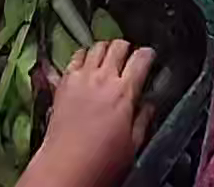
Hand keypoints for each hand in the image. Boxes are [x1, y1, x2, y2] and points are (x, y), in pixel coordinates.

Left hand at [21, 40, 155, 186]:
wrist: (66, 168)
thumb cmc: (102, 163)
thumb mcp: (132, 147)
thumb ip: (143, 120)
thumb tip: (149, 104)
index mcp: (123, 93)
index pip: (140, 60)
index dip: (147, 54)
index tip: (149, 55)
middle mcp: (103, 78)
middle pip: (117, 46)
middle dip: (126, 47)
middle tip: (129, 55)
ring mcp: (81, 76)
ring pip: (96, 47)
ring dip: (105, 49)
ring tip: (108, 56)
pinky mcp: (64, 80)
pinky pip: (76, 56)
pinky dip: (84, 55)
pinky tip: (86, 63)